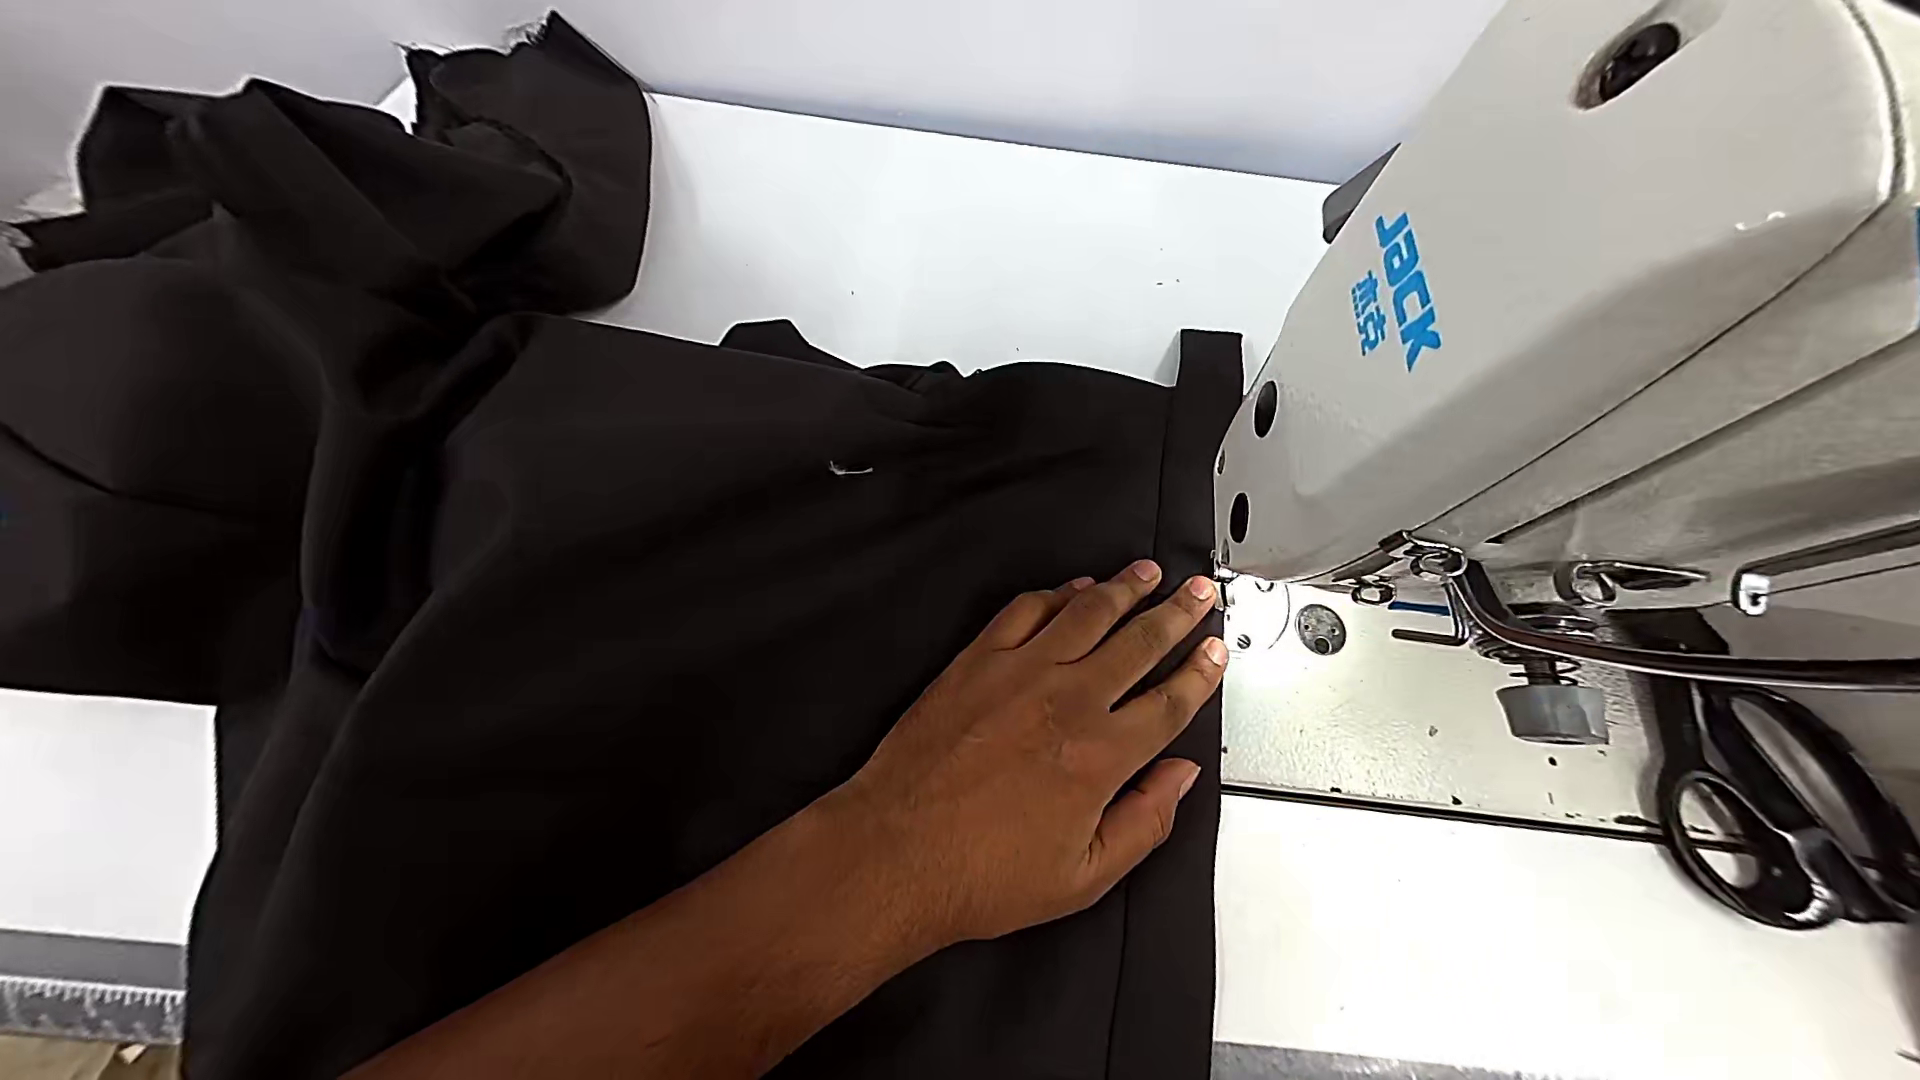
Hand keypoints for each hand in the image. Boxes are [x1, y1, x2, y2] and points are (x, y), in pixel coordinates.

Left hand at [826, 559, 1225, 946]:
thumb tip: (1180, 778)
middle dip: (1176, 612)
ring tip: (1146, 572)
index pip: (1169, 700)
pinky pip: (1024, 610)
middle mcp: (1066, 701)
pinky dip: (1055, 594)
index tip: (1214, 650)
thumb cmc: (979, 871)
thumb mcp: (1084, 876)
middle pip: (1139, 641)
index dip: (1200, 671)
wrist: (896, 850)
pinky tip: (1071, 588)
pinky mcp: (976, 660)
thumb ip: (1146, 821)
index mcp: (1100, 756)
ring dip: (1123, 587)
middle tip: (1194, 592)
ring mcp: (1019, 672)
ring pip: (1087, 613)